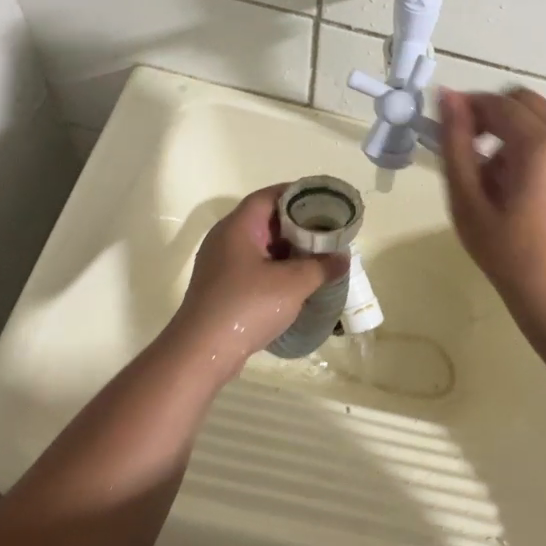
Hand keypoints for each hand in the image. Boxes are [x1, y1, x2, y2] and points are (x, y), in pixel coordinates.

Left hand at [166, 185, 347, 376]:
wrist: (203, 350)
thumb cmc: (247, 306)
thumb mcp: (294, 284)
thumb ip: (322, 266)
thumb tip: (342, 258)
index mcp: (238, 227)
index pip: (269, 196)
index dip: (297, 194)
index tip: (323, 201)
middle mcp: (225, 239)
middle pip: (265, 219)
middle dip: (297, 224)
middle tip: (327, 230)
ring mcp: (220, 264)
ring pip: (259, 245)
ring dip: (288, 249)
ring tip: (318, 255)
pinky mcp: (221, 287)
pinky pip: (253, 266)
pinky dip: (276, 267)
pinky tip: (296, 281)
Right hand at [438, 88, 545, 314]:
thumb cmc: (507, 253)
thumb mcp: (468, 200)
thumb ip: (456, 144)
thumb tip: (448, 96)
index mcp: (539, 144)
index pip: (498, 103)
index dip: (468, 108)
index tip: (446, 129)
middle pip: (523, 102)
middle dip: (492, 115)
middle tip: (468, 149)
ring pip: (541, 119)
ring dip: (512, 131)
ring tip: (492, 177)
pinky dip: (532, 146)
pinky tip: (518, 188)